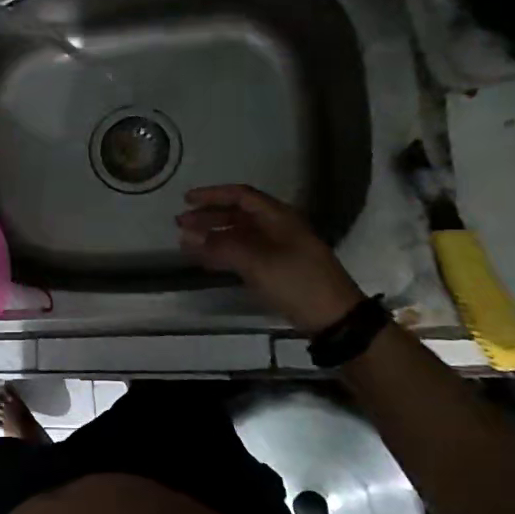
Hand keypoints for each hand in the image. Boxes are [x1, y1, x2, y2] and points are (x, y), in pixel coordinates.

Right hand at [176, 185, 365, 332]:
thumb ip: (220, 247)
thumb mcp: (257, 262)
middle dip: (208, 217)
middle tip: (180, 224)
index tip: (186, 200)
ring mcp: (277, 249)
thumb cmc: (297, 282)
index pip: (241, 196)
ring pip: (238, 235)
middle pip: (237, 215)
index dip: (212, 195)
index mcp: (278, 218)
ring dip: (212, 236)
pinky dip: (222, 253)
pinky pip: (242, 253)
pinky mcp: (275, 268)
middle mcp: (277, 228)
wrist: (334, 318)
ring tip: (186, 243)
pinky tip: (205, 260)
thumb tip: (187, 236)